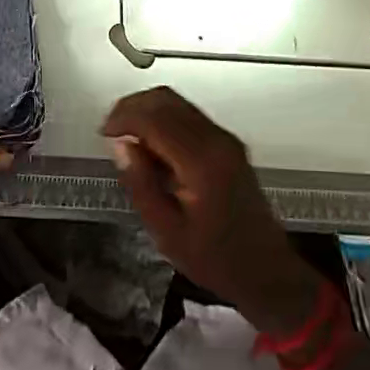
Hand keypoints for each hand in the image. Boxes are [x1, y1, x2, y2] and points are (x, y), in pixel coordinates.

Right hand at [102, 87, 322, 333]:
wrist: (266, 270)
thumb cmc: (215, 259)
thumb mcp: (167, 232)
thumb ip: (142, 184)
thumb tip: (121, 145)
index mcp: (201, 160)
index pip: (156, 118)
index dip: (124, 117)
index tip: (104, 133)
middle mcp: (216, 139)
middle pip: (168, 99)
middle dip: (133, 107)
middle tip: (111, 131)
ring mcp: (226, 138)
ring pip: (179, 103)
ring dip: (149, 111)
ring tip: (126, 137)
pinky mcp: (228, 143)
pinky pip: (190, 116)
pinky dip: (165, 119)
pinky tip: (152, 145)